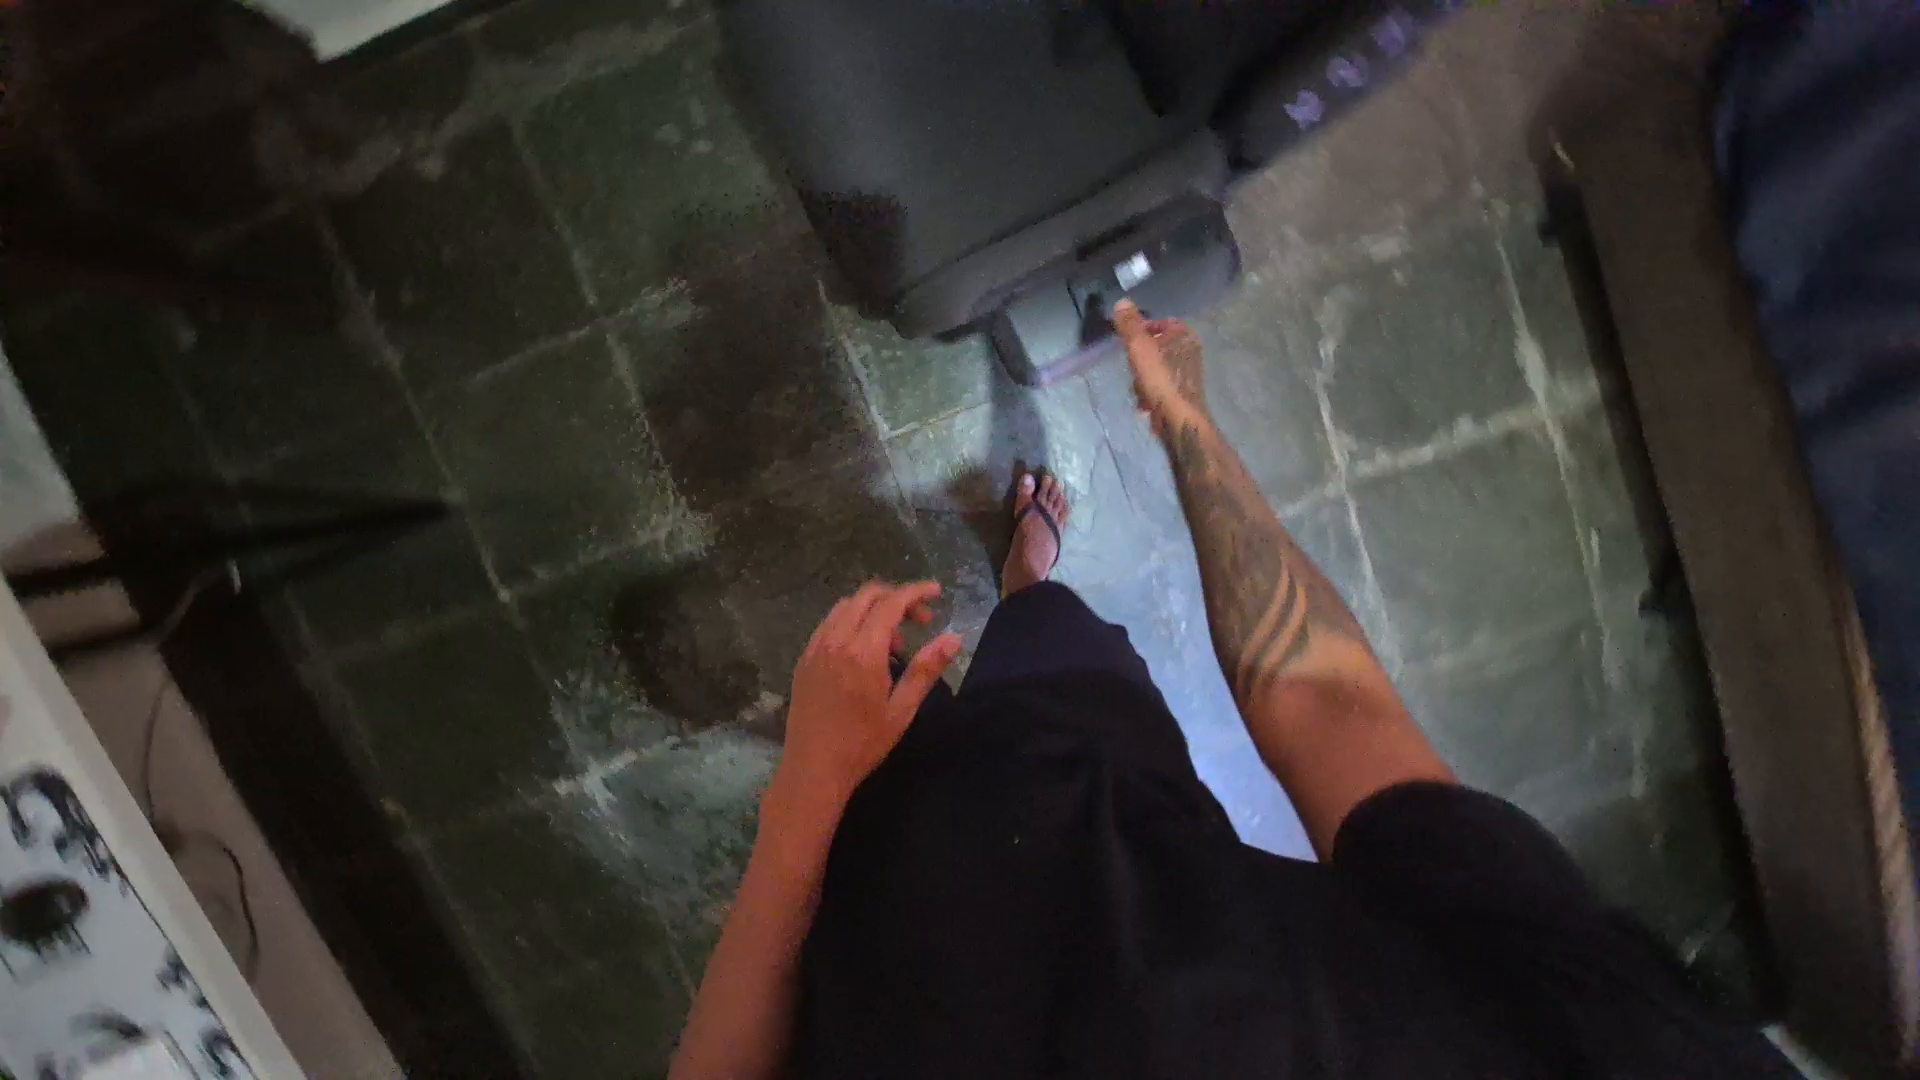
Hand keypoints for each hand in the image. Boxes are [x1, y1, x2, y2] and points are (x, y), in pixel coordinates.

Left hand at [771, 581, 962, 819]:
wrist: (813, 769)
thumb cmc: (862, 744)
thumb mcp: (902, 710)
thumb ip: (927, 669)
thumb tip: (954, 638)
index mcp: (863, 651)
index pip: (892, 603)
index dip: (916, 592)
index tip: (937, 593)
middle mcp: (836, 640)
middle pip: (867, 596)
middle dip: (897, 599)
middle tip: (920, 621)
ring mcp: (815, 648)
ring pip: (845, 606)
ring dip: (873, 610)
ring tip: (893, 643)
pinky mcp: (804, 659)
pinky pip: (829, 624)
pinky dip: (851, 622)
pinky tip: (863, 650)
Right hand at [1113, 299, 1208, 436]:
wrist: (1177, 417)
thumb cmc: (1160, 378)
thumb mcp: (1140, 346)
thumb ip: (1130, 325)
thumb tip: (1121, 302)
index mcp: (1184, 336)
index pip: (1163, 323)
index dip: (1144, 330)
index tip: (1129, 342)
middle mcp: (1190, 352)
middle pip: (1157, 347)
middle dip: (1140, 359)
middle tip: (1132, 366)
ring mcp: (1187, 374)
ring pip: (1156, 369)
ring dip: (1143, 379)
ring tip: (1139, 388)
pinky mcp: (1182, 394)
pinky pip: (1160, 387)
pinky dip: (1150, 393)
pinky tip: (1144, 403)